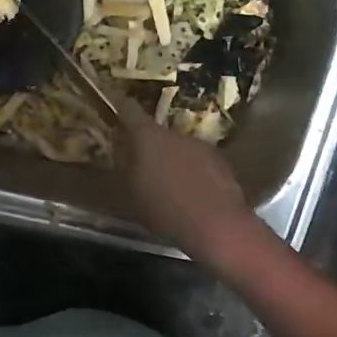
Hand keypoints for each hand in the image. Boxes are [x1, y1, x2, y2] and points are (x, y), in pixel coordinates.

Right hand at [116, 107, 261, 256]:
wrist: (217, 226)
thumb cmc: (164, 211)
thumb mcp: (130, 194)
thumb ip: (123, 168)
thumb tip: (120, 155)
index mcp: (147, 136)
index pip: (129, 110)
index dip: (121, 110)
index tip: (115, 112)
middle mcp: (175, 133)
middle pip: (156, 133)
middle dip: (148, 145)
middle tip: (141, 165)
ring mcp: (201, 146)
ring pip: (179, 148)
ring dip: (172, 160)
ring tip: (168, 184)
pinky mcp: (221, 162)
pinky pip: (198, 162)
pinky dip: (192, 172)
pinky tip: (191, 194)